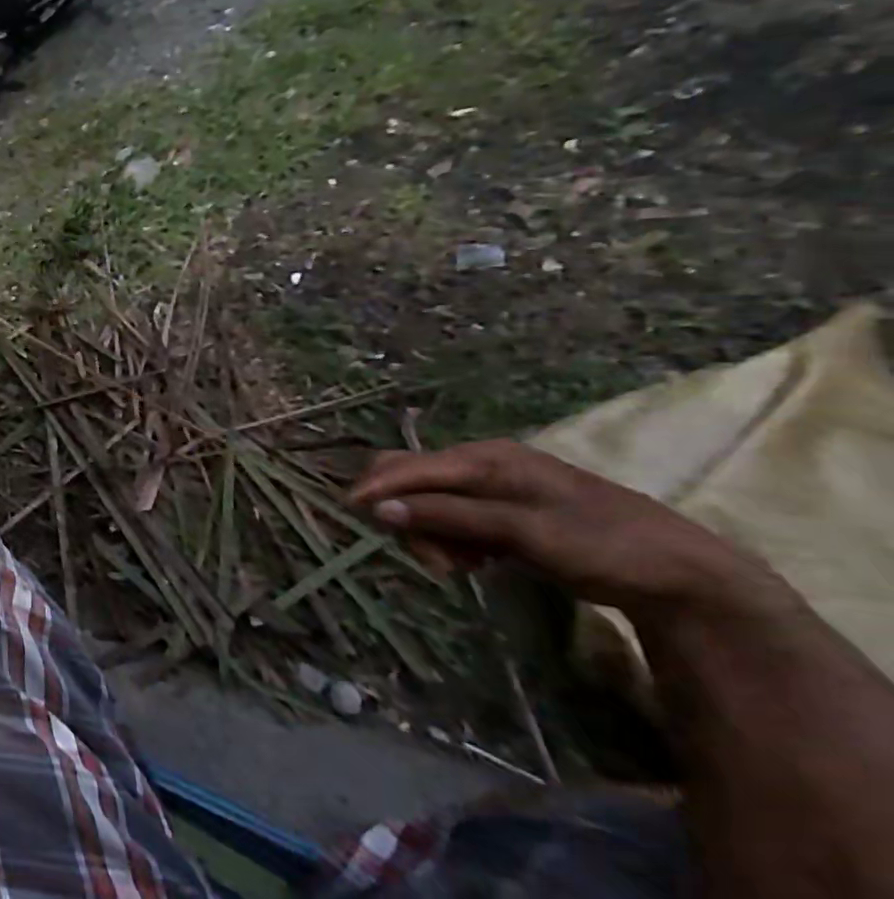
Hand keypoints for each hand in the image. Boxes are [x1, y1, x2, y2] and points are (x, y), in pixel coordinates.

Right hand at [349, 440, 787, 618]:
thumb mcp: (523, 532)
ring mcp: (493, 488)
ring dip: (431, 534)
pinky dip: (452, 540)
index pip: (411, 466)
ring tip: (460, 567)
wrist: (683, 576)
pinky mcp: (502, 511)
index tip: (351, 514)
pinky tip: (475, 562)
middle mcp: (483, 464)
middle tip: (430, 558)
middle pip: (413, 479)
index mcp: (488, 458)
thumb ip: (449, 517)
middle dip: (406, 515)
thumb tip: (379, 509)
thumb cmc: (603, 545)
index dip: (377, 488)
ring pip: (429, 503)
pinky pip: (452, 519)